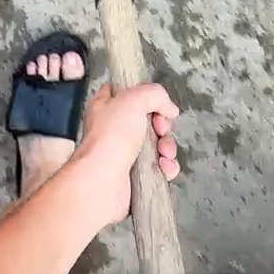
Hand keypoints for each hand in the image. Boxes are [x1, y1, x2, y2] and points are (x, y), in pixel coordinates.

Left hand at [62, 82, 179, 227]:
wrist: (103, 180)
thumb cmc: (112, 134)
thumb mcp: (132, 99)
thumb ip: (155, 95)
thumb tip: (170, 109)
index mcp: (106, 106)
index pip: (128, 92)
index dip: (145, 95)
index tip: (156, 103)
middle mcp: (115, 128)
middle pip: (149, 119)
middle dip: (162, 124)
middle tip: (161, 129)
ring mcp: (126, 153)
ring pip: (157, 144)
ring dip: (167, 147)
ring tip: (164, 153)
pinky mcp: (137, 175)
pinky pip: (159, 167)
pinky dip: (166, 166)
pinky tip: (165, 167)